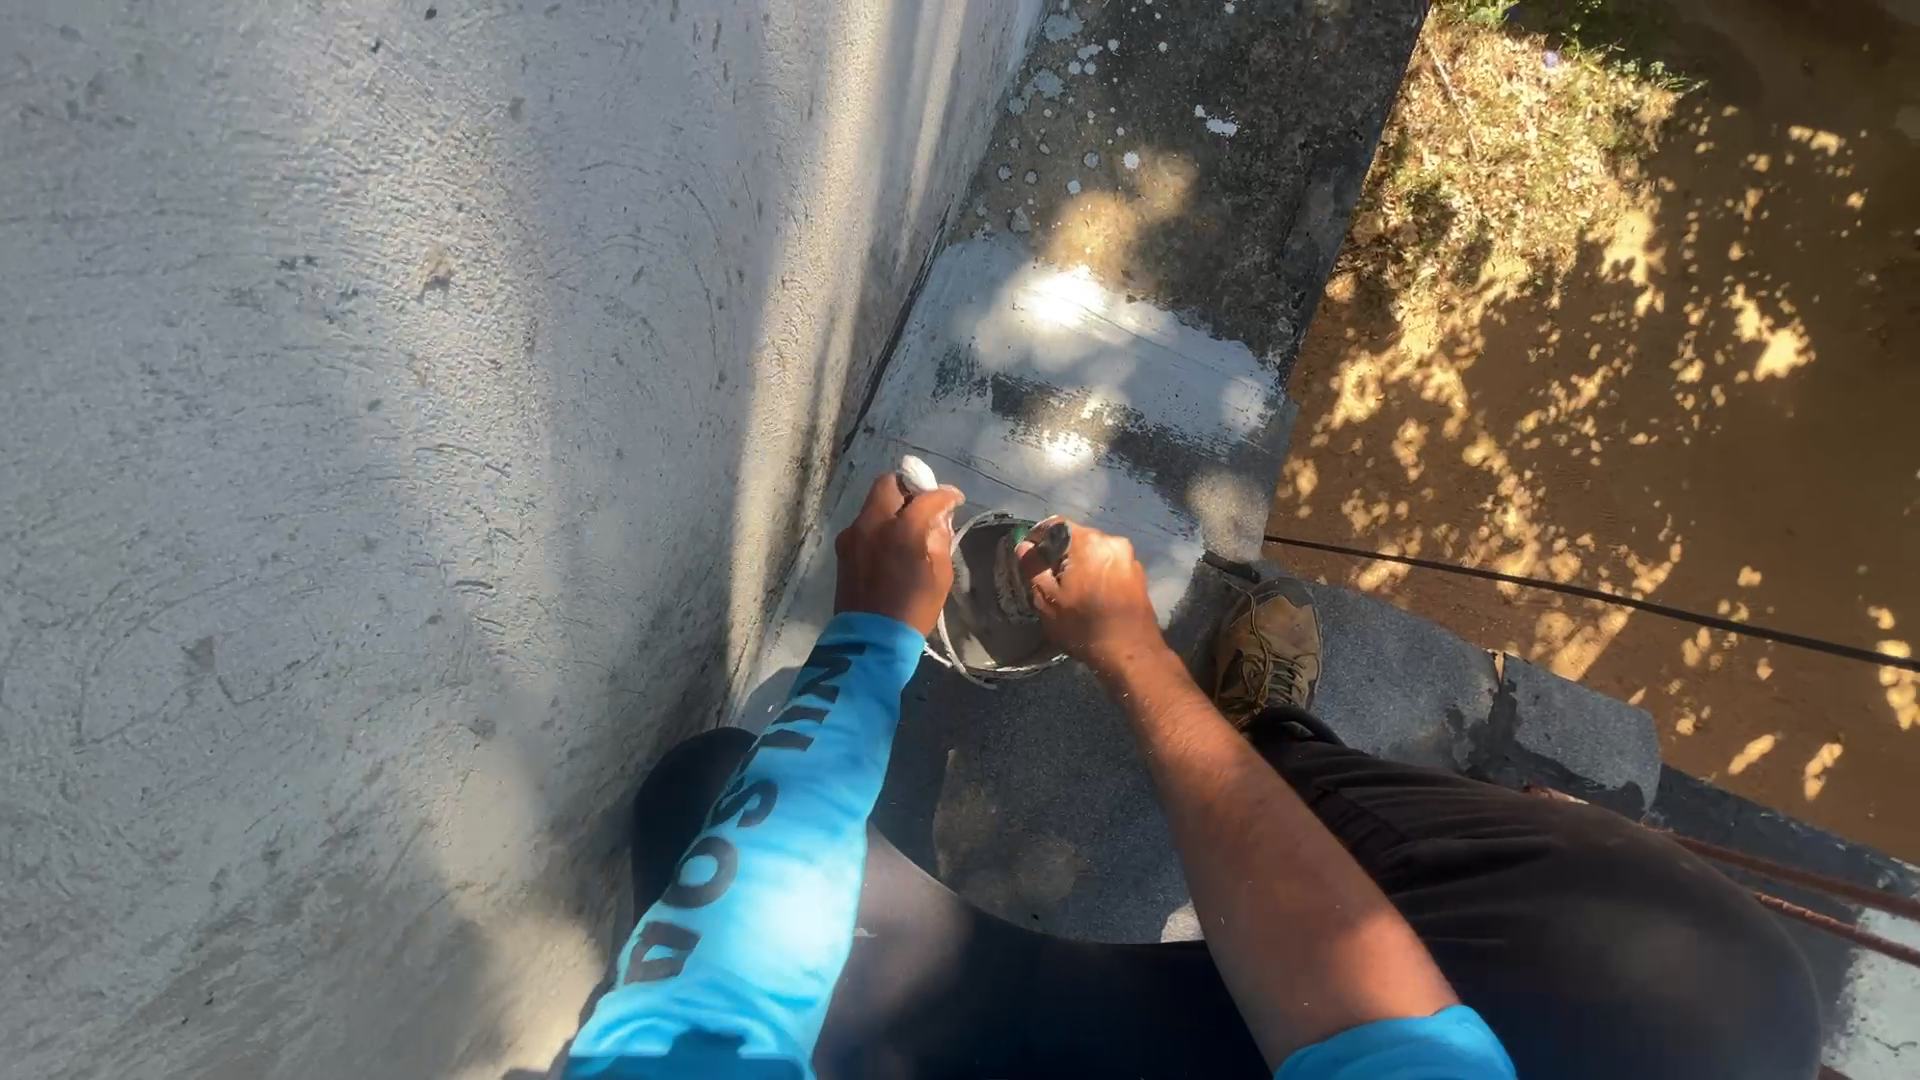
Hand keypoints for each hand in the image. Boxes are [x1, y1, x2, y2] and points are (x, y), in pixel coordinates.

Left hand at [833, 473, 965, 635]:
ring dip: (892, 506)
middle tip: (924, 504)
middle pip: (889, 484)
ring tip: (907, 526)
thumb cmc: (913, 609)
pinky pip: (864, 523)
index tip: (955, 499)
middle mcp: (872, 523)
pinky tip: (890, 543)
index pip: (928, 497)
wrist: (871, 640)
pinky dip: (879, 524)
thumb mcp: (940, 575)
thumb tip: (939, 518)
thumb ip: (940, 538)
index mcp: (902, 529)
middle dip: (910, 488)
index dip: (945, 495)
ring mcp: (853, 534)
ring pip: (873, 503)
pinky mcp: (843, 548)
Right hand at [1016, 520, 1164, 670]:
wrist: (1130, 653)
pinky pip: (1110, 563)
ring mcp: (1129, 557)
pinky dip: (1097, 571)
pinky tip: (1092, 592)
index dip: (1038, 535)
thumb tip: (1024, 546)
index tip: (1029, 552)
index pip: (1056, 524)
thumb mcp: (1047, 599)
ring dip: (1080, 561)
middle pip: (1078, 536)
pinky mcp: (1139, 574)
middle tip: (1048, 573)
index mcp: (1088, 542)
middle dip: (1061, 550)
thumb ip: (1033, 567)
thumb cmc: (1083, 626)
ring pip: (1095, 550)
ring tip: (1071, 585)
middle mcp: (1112, 541)